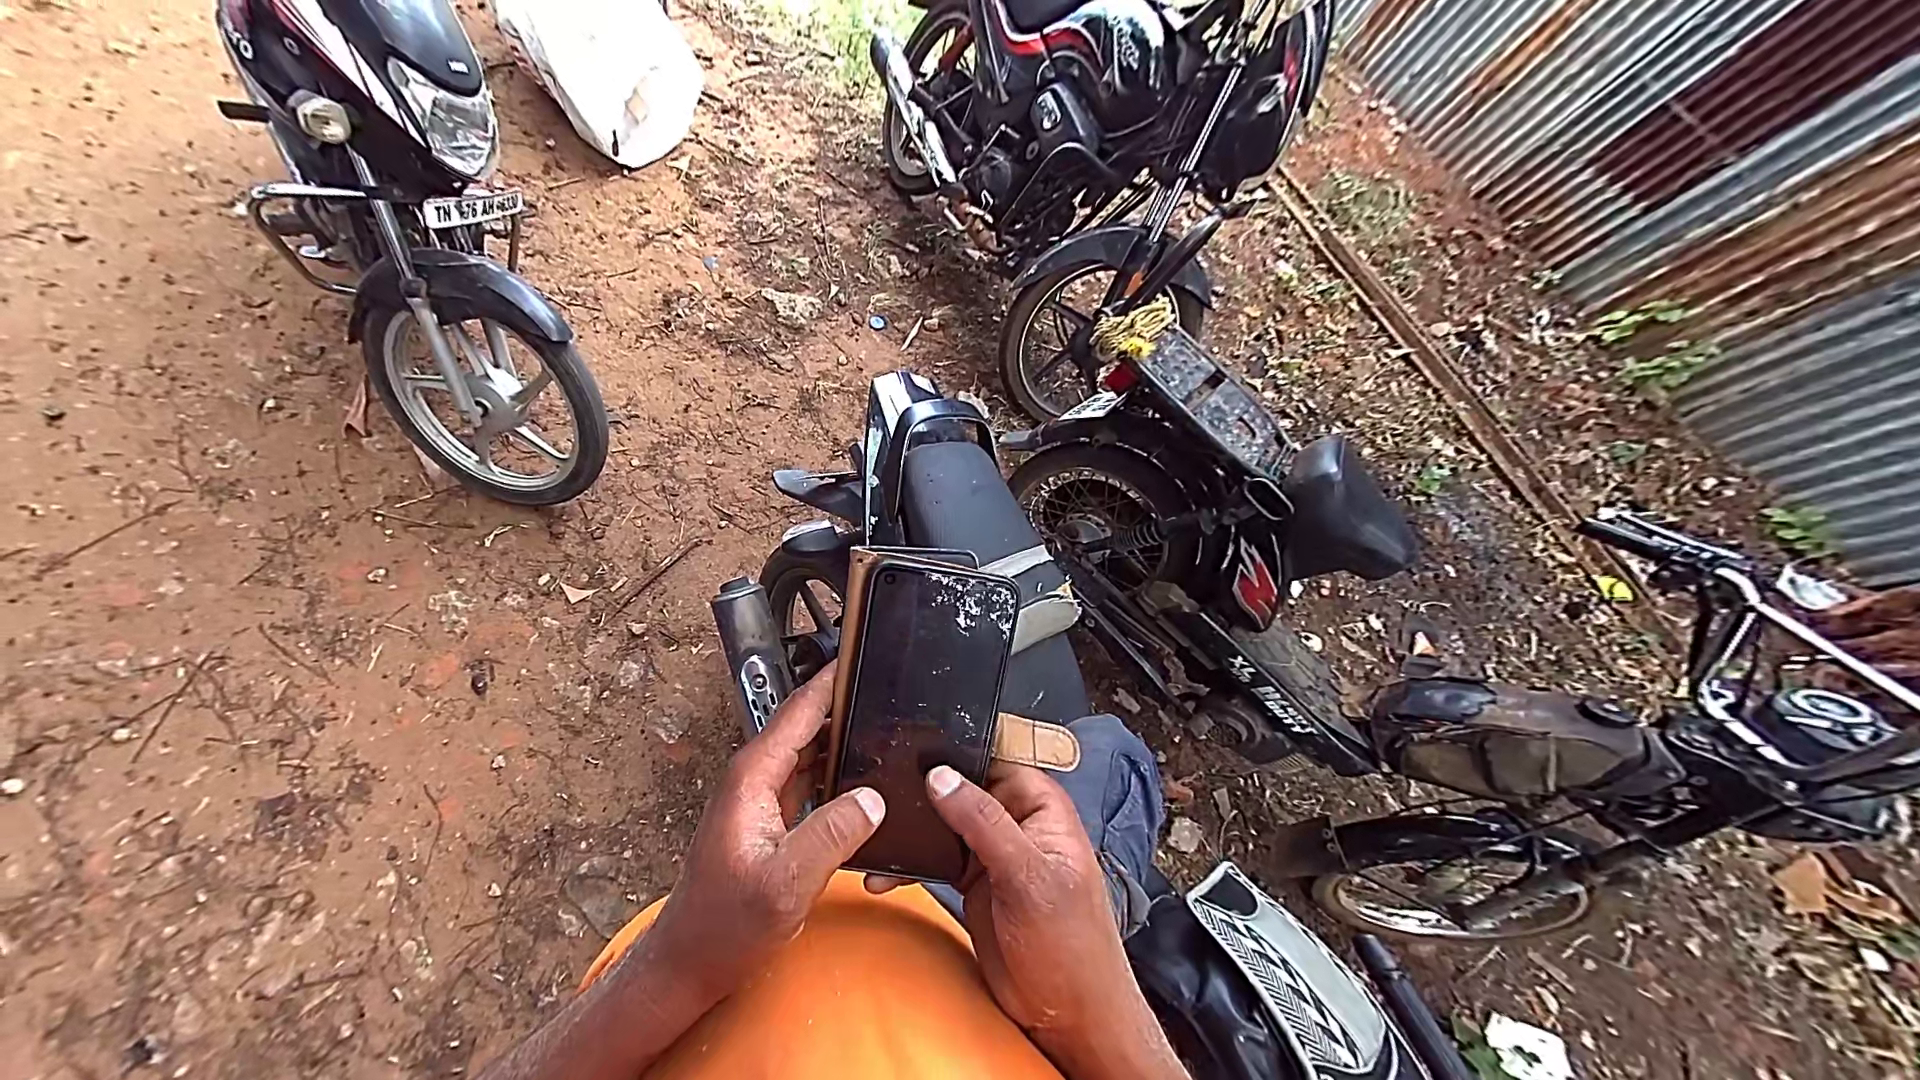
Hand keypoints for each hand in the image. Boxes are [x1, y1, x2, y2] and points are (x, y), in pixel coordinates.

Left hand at [640, 663, 886, 1008]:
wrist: (690, 963)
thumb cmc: (722, 928)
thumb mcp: (785, 883)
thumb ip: (831, 835)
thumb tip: (871, 799)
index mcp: (754, 775)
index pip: (800, 709)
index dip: (833, 680)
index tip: (861, 659)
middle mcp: (756, 774)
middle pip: (808, 721)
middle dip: (845, 703)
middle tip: (888, 695)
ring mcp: (762, 792)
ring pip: (811, 746)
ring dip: (842, 734)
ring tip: (882, 727)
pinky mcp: (771, 811)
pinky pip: (810, 773)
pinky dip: (835, 765)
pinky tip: (860, 773)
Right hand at [886, 762, 1183, 1079]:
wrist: (1068, 1019)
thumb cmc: (1076, 948)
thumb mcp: (1029, 878)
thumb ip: (985, 823)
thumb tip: (943, 778)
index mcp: (1040, 805)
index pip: (992, 758)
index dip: (957, 754)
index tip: (917, 753)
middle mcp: (1015, 820)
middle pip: (962, 787)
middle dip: (925, 793)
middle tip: (886, 797)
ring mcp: (992, 850)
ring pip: (944, 822)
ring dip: (914, 831)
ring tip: (880, 833)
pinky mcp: (973, 879)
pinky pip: (936, 858)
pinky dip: (912, 865)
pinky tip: (886, 874)